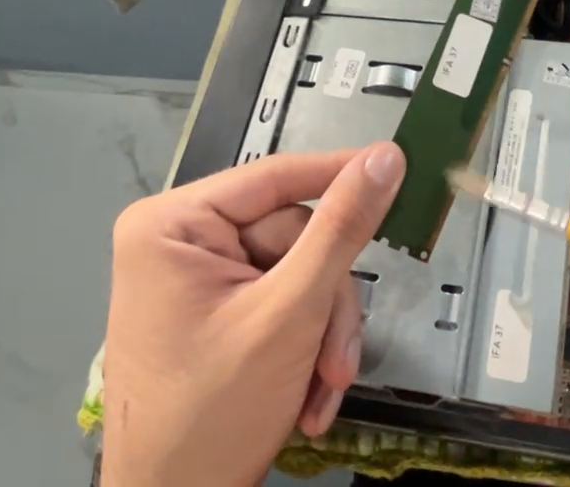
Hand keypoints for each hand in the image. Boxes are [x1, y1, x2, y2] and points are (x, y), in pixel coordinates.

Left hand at [99, 142, 403, 486]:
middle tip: (339, 361)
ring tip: (323, 389)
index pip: (276, 177)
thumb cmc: (214, 413)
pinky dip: (303, 345)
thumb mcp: (290, 312)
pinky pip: (279, 302)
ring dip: (321, 333)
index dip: (340, 173)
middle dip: (326, 302)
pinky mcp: (211, 312)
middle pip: (293, 236)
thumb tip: (385, 156)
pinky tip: (305, 393)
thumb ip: (341, 228)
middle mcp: (178, 240)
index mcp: (173, 224)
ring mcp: (194, 279)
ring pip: (296, 274)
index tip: (397, 166)